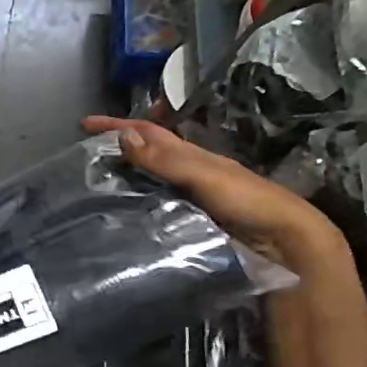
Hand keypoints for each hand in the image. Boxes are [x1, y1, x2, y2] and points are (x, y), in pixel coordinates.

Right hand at [81, 115, 344, 270]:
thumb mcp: (205, 175)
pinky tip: (118, 220)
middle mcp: (186, 173)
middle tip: (82, 161)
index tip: (84, 124)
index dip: (117, 124)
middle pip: (145, 155)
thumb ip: (167, 159)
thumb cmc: (248, 201)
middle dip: (115, 150)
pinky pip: (152, 208)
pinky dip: (133, 207)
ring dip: (122, 180)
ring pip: (146, 182)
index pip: (148, 132)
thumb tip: (124, 135)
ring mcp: (187, 199)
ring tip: (91, 191)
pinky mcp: (188, 224)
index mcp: (191, 155)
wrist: (283, 241)